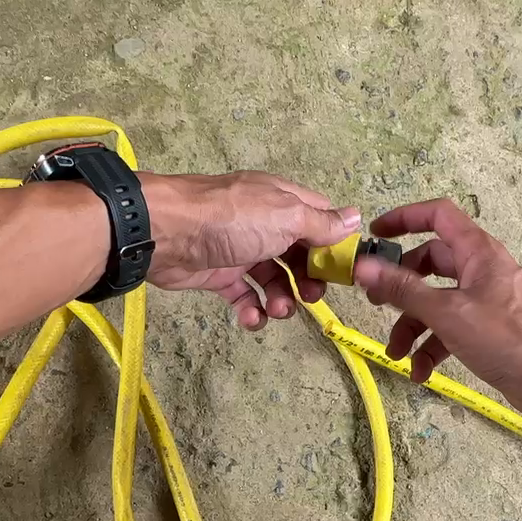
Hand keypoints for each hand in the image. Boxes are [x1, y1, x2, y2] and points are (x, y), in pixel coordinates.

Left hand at [141, 172, 360, 328]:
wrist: (166, 233)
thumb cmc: (232, 219)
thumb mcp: (285, 215)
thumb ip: (321, 223)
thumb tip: (354, 218)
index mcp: (283, 202)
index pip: (321, 222)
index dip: (334, 246)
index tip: (342, 272)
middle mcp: (265, 224)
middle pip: (300, 256)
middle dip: (310, 280)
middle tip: (312, 297)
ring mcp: (242, 251)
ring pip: (276, 280)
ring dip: (283, 300)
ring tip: (278, 310)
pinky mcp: (221, 276)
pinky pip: (246, 297)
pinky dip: (253, 311)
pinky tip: (251, 318)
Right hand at [352, 199, 521, 407]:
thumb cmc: (503, 338)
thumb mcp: (447, 312)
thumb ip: (403, 290)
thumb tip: (363, 267)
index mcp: (478, 252)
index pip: (438, 216)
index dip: (405, 218)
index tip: (375, 234)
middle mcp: (481, 270)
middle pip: (430, 265)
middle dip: (401, 288)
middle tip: (375, 303)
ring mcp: (484, 300)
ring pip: (437, 302)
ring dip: (413, 327)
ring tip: (396, 354)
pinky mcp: (486, 328)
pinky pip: (451, 328)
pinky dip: (433, 347)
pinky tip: (421, 372)